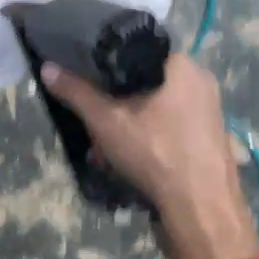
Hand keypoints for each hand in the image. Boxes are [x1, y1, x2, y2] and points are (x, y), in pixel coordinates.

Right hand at [40, 55, 258, 258]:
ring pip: (154, 106)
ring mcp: (210, 110)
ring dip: (126, 124)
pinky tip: (128, 159)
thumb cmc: (155, 152)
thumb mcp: (105, 120)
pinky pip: (169, 125)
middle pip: (142, 82)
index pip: (134, 51)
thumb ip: (76, 91)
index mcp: (181, 66)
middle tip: (92, 123)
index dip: (105, 65)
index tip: (84, 79)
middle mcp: (201, 81)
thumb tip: (47, 67)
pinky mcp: (211, 136)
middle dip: (113, 103)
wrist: (201, 207)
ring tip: (104, 148)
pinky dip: (147, 136)